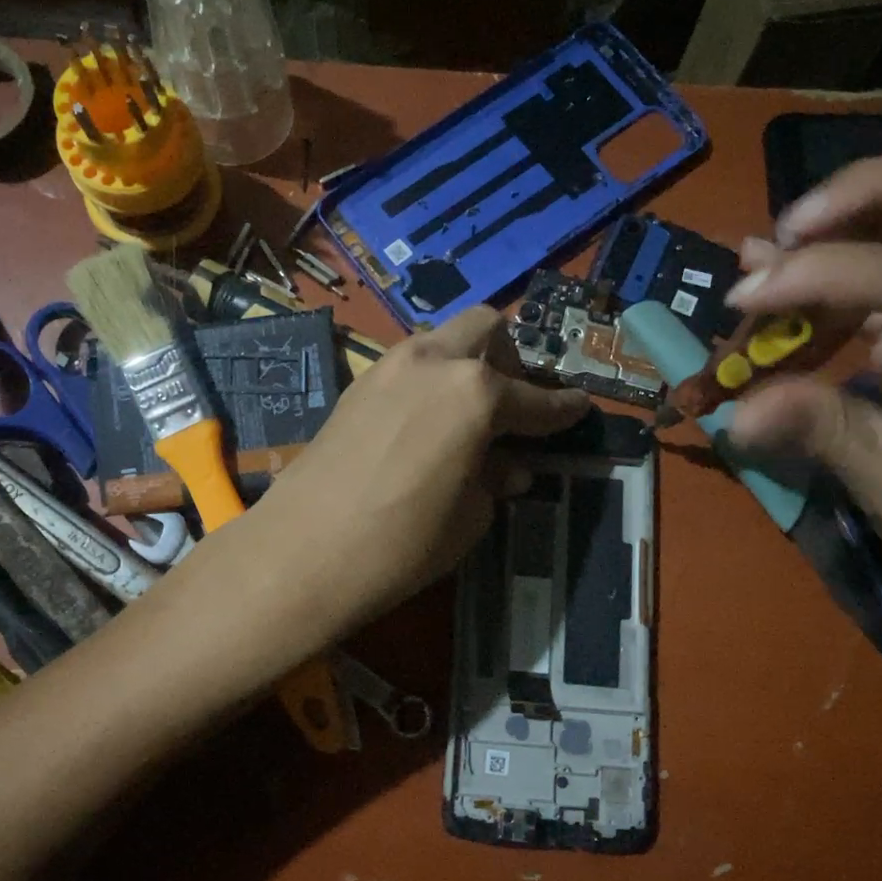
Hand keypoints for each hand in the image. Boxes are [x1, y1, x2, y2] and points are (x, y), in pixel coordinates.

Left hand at [252, 306, 590, 626]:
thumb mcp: (469, 518)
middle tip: (514, 403)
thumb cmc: (402, 544)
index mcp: (476, 392)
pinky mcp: (355, 385)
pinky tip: (428, 424)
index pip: (534, 398)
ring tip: (469, 414)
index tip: (579, 407)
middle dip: (510, 359)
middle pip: (487, 329)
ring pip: (442, 340)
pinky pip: (408, 365)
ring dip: (465, 364)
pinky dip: (430, 381)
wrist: (303, 552)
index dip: (561, 408)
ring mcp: (388, 367)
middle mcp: (433, 362)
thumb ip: (494, 479)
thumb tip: (508, 466)